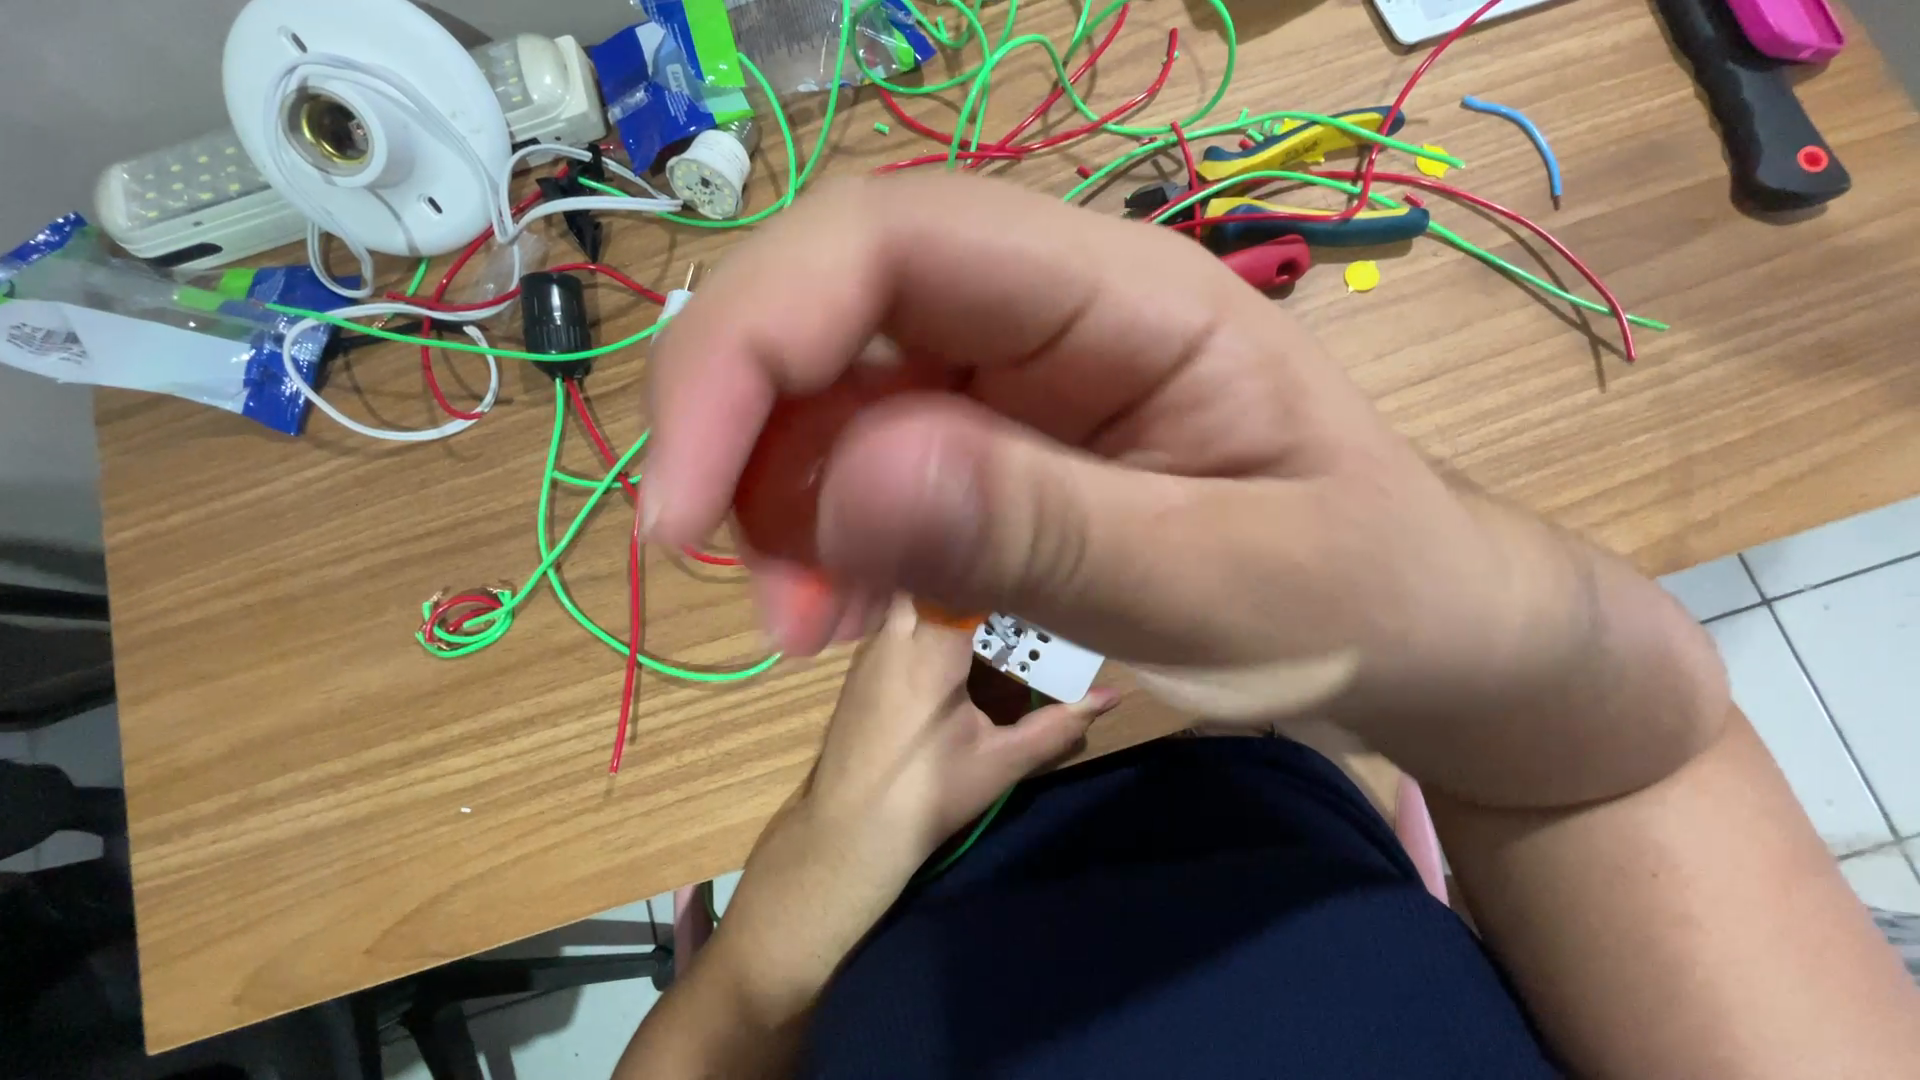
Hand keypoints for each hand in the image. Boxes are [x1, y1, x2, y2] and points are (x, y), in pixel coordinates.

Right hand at [646, 174, 1723, 807]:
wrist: (1414, 632)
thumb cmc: (1358, 596)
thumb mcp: (1220, 581)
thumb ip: (1045, 529)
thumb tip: (844, 486)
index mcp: (1118, 290)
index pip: (886, 241)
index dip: (752, 343)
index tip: (683, 502)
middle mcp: (1045, 311)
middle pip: (835, 310)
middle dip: (755, 441)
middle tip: (760, 596)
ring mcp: (1014, 379)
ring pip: (835, 395)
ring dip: (784, 506)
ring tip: (812, 628)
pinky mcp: (997, 449)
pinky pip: (869, 465)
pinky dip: (828, 538)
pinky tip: (847, 611)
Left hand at [805, 596, 1117, 871]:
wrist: (851, 831)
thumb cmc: (931, 792)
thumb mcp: (1002, 760)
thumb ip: (1058, 725)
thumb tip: (1110, 698)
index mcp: (931, 649)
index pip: (959, 579)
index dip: (992, 567)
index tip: (1024, 566)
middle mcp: (894, 637)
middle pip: (923, 574)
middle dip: (960, 574)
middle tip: (1001, 587)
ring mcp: (868, 651)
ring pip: (902, 598)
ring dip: (936, 595)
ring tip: (976, 610)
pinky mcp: (856, 670)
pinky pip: (889, 623)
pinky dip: (915, 619)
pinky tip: (938, 647)